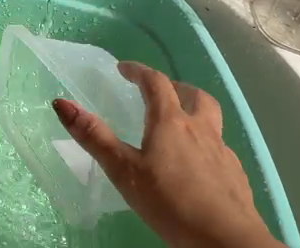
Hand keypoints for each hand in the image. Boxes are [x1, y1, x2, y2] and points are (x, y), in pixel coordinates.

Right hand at [53, 62, 282, 247]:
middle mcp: (200, 130)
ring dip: (196, 116)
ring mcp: (223, 155)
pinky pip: (221, 152)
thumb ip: (94, 136)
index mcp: (170, 122)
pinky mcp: (238, 179)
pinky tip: (198, 169)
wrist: (230, 244)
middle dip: (176, 88)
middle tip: (159, 94)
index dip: (138, 71)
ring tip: (180, 130)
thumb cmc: (172, 202)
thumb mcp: (124, 171)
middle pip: (195, 95)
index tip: (123, 69)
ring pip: (212, 122)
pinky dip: (207, 148)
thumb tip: (61, 102)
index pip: (155, 82)